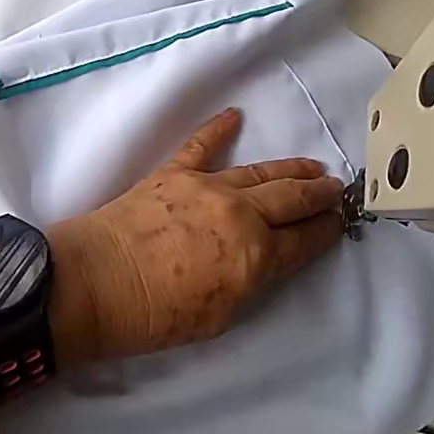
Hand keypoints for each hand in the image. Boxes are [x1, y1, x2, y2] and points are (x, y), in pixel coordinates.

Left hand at [48, 108, 346, 362]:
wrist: (94, 283)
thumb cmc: (152, 317)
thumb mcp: (218, 317)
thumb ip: (247, 284)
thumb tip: (257, 261)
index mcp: (255, 258)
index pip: (302, 241)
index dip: (325, 231)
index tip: (340, 221)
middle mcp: (239, 215)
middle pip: (289, 199)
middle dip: (317, 194)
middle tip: (336, 190)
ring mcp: (205, 188)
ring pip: (258, 172)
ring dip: (288, 169)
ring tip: (310, 166)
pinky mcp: (171, 173)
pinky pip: (200, 145)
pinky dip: (217, 129)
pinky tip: (234, 116)